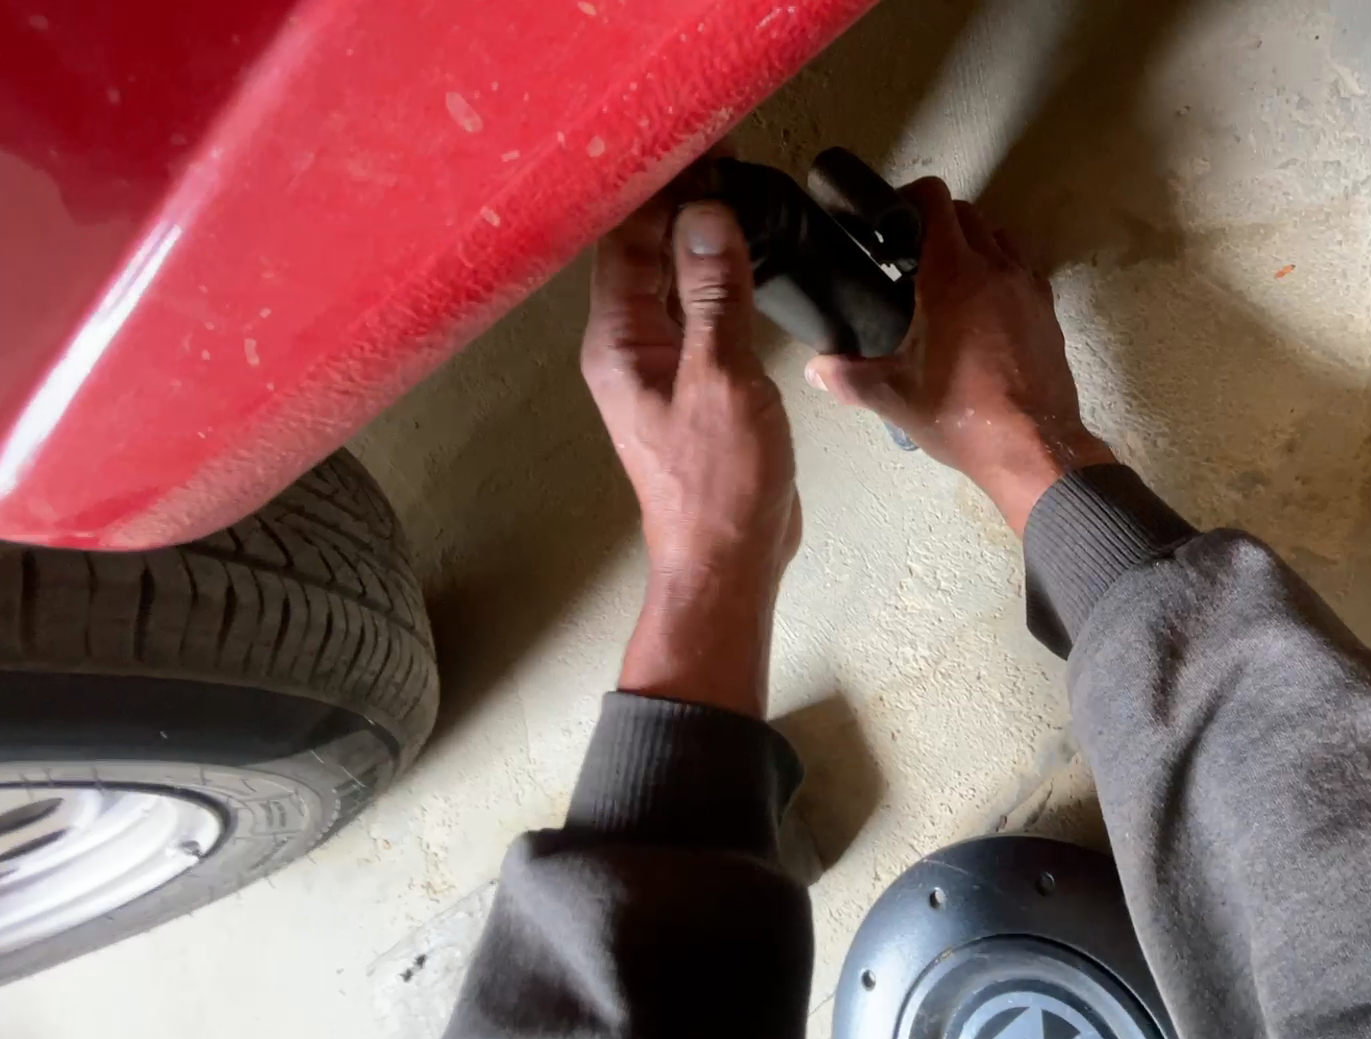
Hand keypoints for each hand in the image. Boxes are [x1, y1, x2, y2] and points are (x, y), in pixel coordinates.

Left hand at [581, 187, 799, 718]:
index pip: (628, 242)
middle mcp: (632, 350)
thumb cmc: (720, 479)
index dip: (661, 190)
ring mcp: (665, 373)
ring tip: (745, 202)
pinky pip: (705, 324)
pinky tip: (751, 271)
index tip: (705, 148)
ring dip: (704, 249)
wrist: (729, 557)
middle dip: (684, 211)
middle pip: (648, 260)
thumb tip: (709, 216)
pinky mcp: (699, 393)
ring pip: (678, 292)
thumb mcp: (723, 380)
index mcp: (620, 342)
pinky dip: (724, 291)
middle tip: (734, 164)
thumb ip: (716, 298)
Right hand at [804, 178, 1113, 535]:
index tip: (890, 224)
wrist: (1033, 449)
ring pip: (1000, 238)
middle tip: (912, 258)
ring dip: (975, 244)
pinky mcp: (1049, 312)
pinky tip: (987, 306)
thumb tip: (814, 370)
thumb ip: (850, 379)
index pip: (935, 200)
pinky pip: (1025, 269)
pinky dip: (1004, 271)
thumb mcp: (897, 399)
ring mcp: (1028, 288)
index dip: (909, 199)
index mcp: (953, 275)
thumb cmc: (963, 419)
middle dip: (938, 223)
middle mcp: (996, 269)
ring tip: (952, 278)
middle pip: (968, 214)